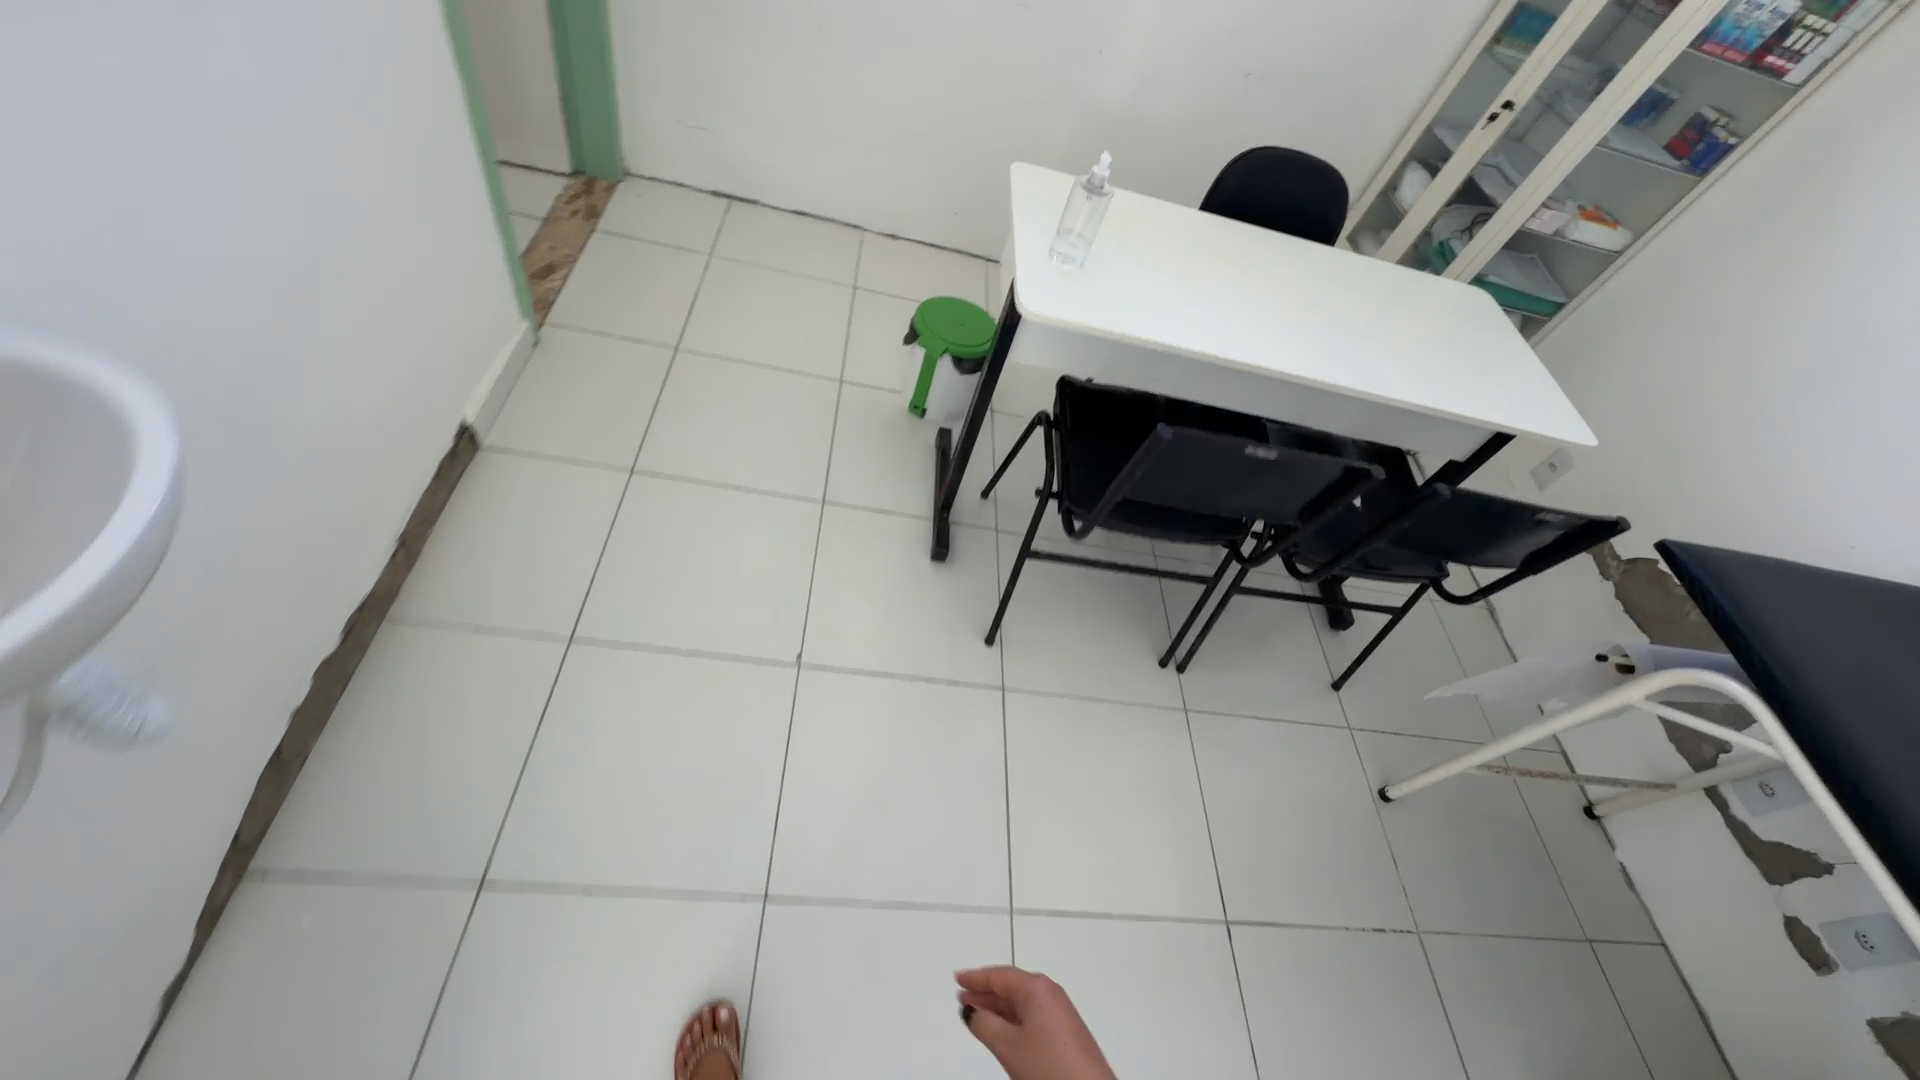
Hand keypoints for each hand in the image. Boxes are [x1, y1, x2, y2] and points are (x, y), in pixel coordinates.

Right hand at [956, 965, 1117, 1079]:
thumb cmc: (1046, 1065)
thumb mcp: (1007, 1045)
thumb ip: (983, 1023)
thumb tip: (970, 1009)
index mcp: (1036, 988)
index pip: (1000, 976)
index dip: (976, 978)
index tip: (957, 978)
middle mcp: (1049, 993)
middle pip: (1011, 986)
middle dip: (985, 992)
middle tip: (962, 996)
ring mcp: (1059, 1011)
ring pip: (1020, 1003)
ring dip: (997, 1007)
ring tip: (975, 1012)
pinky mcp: (1065, 1030)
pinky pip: (1031, 1015)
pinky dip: (1012, 1018)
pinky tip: (1001, 1029)